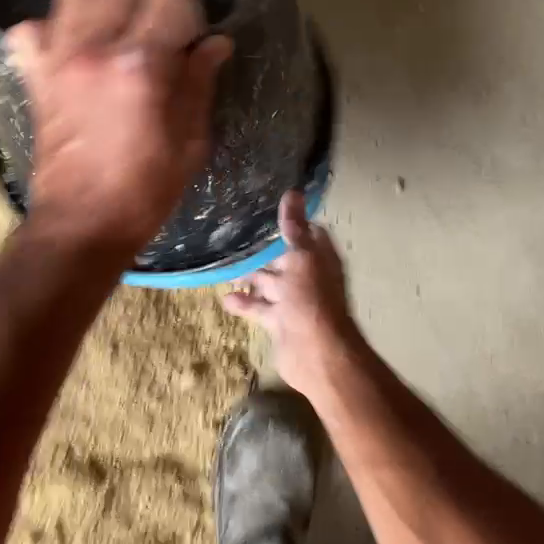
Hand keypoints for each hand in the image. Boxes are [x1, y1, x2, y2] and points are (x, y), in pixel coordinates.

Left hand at [7, 0, 233, 256]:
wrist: (81, 225)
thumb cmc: (145, 191)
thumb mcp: (191, 142)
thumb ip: (199, 84)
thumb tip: (214, 44)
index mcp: (141, 65)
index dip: (189, 12)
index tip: (190, 41)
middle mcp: (95, 49)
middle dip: (144, 0)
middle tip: (154, 36)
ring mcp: (58, 61)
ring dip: (99, 7)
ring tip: (113, 39)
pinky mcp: (35, 78)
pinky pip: (31, 29)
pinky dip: (52, 32)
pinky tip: (72, 53)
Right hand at [221, 191, 360, 398]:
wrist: (314, 352)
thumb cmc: (310, 299)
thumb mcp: (301, 257)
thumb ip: (294, 227)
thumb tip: (293, 191)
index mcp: (319, 258)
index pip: (307, 233)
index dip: (291, 223)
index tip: (267, 212)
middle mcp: (308, 277)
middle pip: (283, 259)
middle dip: (263, 252)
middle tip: (234, 239)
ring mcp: (294, 301)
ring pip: (269, 283)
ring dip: (250, 277)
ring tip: (224, 268)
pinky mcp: (280, 322)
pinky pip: (260, 308)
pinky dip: (244, 303)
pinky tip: (225, 298)